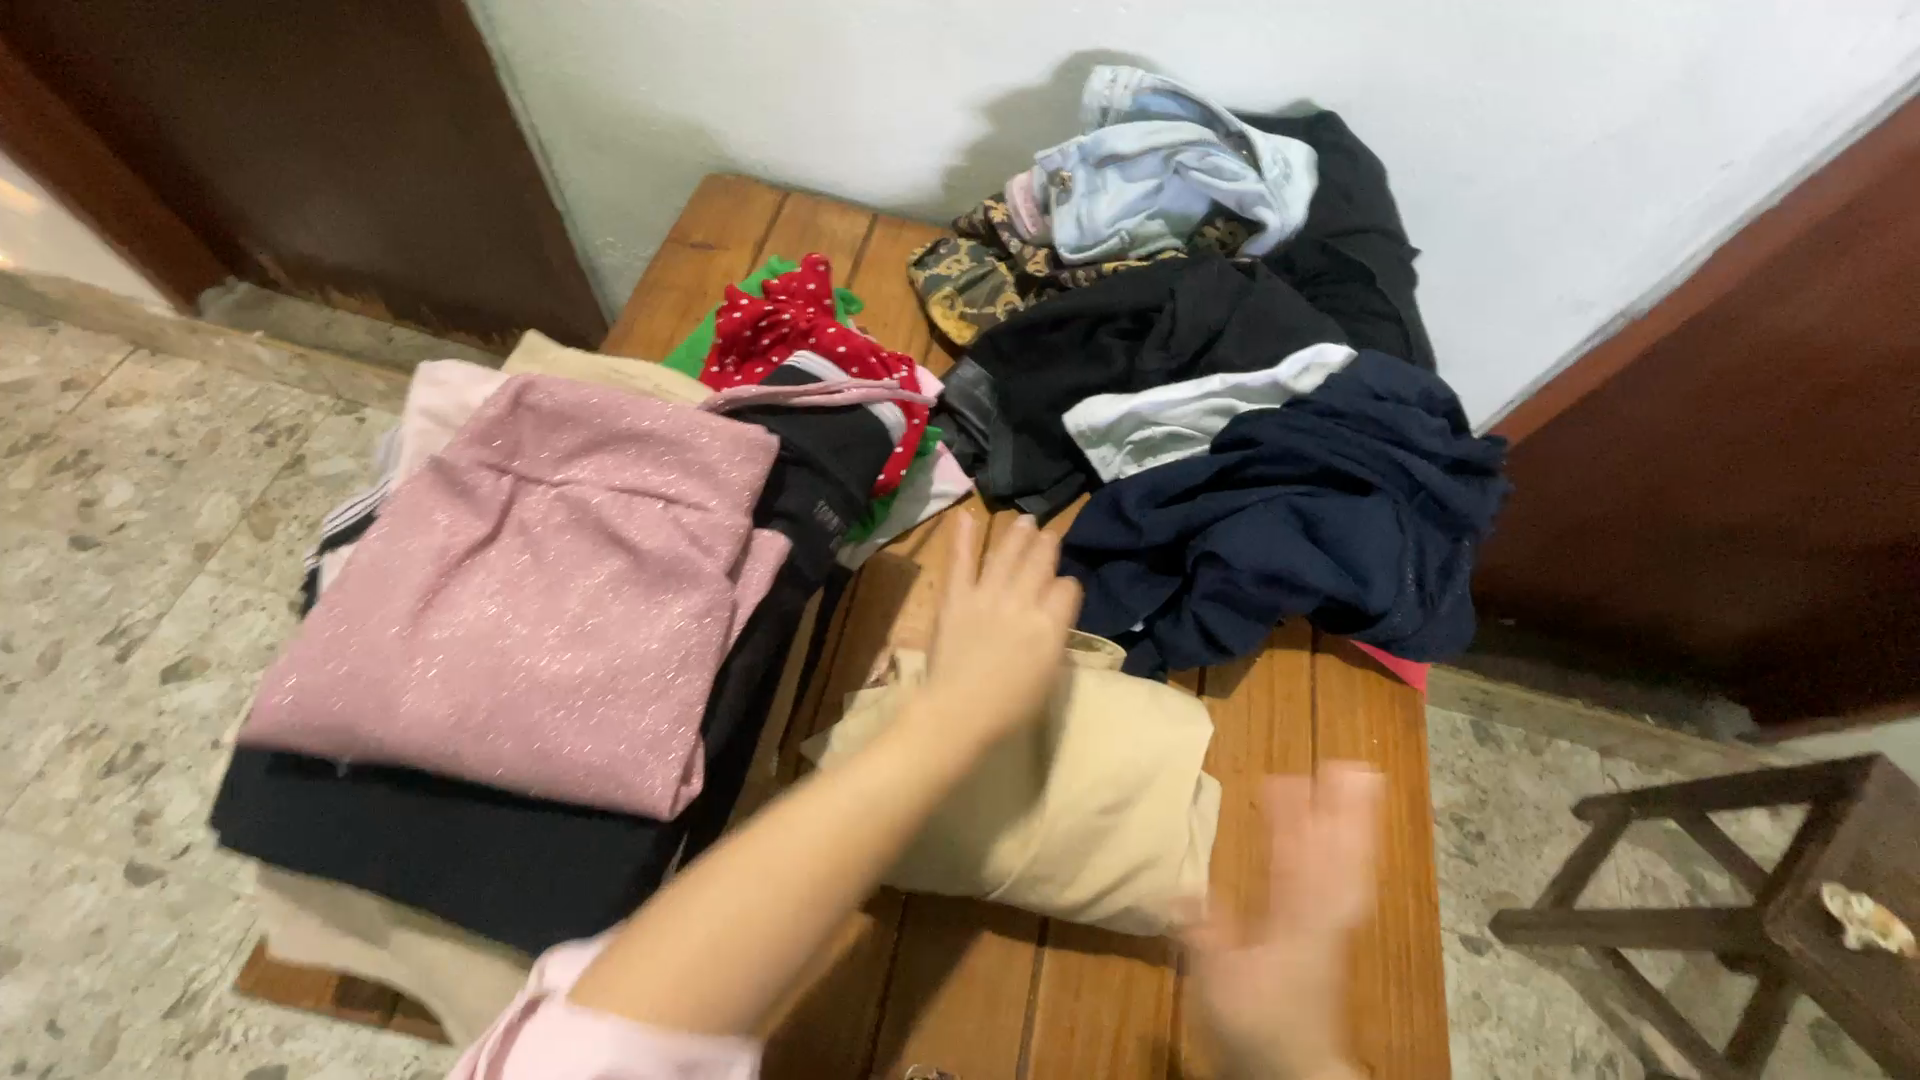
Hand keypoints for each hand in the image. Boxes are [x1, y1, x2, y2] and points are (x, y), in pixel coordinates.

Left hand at [920, 513, 1080, 747]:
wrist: (959, 711)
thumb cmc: (1011, 707)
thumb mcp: (1050, 676)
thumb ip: (1055, 641)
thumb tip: (1055, 622)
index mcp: (1050, 623)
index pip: (1067, 589)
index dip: (1067, 587)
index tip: (1063, 590)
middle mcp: (1023, 601)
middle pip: (1040, 562)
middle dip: (1047, 545)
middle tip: (1050, 532)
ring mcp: (987, 595)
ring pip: (1006, 555)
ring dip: (1017, 535)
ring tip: (1025, 521)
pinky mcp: (956, 597)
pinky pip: (961, 562)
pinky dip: (963, 538)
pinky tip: (965, 516)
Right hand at [1183, 763, 1383, 1079]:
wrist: (1289, 1069)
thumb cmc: (1252, 1027)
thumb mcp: (1219, 984)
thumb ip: (1206, 936)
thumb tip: (1184, 886)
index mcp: (1293, 927)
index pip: (1296, 866)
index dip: (1295, 824)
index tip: (1288, 778)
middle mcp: (1318, 918)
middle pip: (1336, 860)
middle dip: (1344, 815)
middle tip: (1352, 766)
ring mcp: (1326, 922)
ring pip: (1345, 865)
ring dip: (1352, 824)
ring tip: (1357, 782)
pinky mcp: (1324, 928)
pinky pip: (1342, 880)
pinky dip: (1349, 850)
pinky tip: (1344, 828)